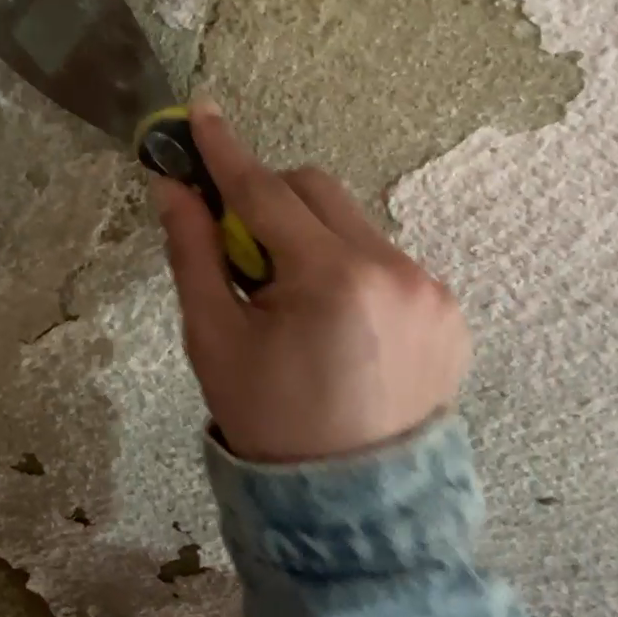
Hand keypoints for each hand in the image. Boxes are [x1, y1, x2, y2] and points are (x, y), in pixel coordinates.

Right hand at [152, 101, 468, 463]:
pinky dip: (343, 263)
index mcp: (332, 279)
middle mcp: (394, 270)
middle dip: (267, 198)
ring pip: (349, 221)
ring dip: (306, 233)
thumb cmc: (267, 417)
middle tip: (239, 245)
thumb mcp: (212, 335)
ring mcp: (431, 290)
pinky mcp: (448, 310)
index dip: (224, 150)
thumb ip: (192, 251)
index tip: (198, 113)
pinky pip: (381, 256)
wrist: (351, 503)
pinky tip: (331, 315)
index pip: (264, 192)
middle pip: (314, 190)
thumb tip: (169, 187)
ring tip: (288, 294)